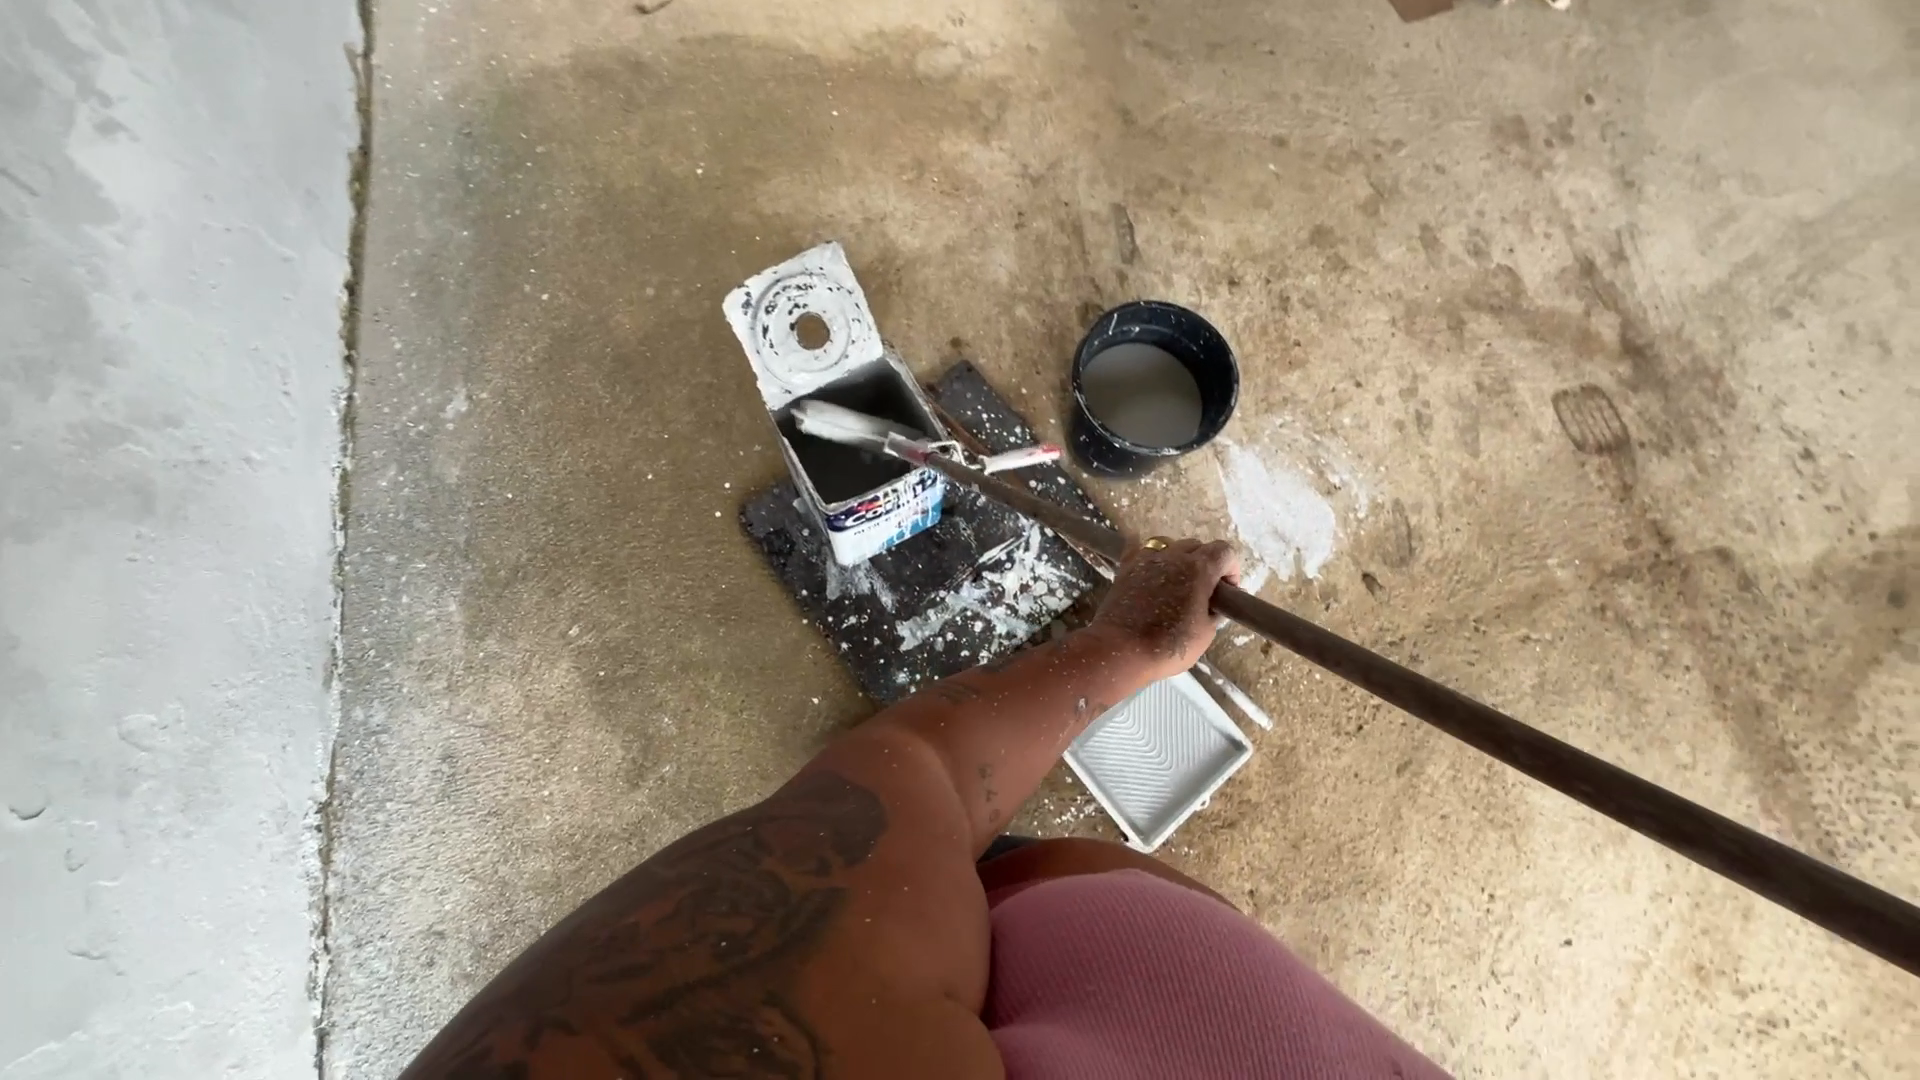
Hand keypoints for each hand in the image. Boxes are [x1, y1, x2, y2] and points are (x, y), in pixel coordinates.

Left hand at [1087, 538, 1240, 680]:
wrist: (1122, 649)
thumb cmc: (1169, 645)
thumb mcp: (1205, 633)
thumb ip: (1212, 611)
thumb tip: (1212, 604)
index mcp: (1198, 569)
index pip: (1224, 551)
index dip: (1230, 569)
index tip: (1227, 590)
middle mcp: (1173, 556)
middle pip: (1197, 546)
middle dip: (1206, 564)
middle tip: (1203, 590)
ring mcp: (1146, 559)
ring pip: (1169, 545)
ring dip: (1178, 558)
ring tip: (1177, 583)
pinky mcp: (1125, 568)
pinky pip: (1139, 549)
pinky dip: (1149, 557)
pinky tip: (1151, 571)